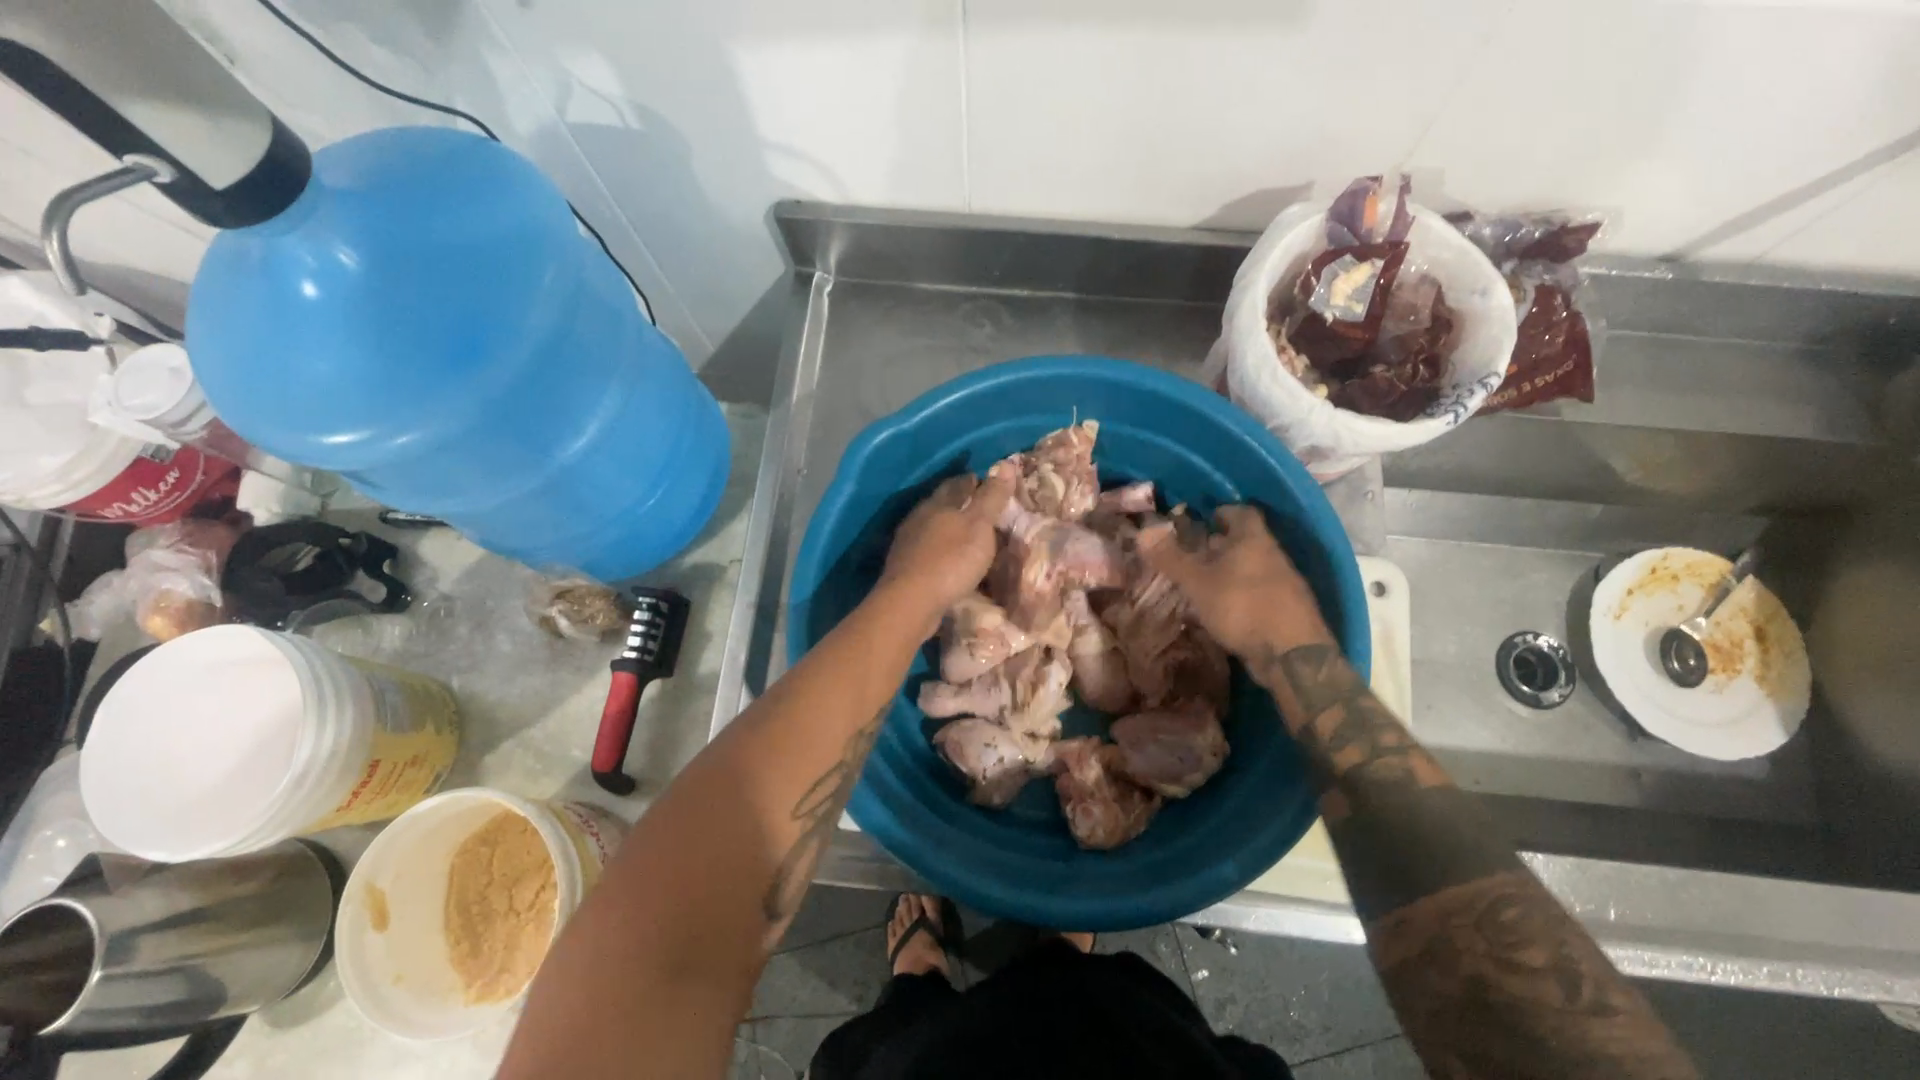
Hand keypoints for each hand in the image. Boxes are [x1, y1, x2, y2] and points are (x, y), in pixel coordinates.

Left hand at [878, 467, 1014, 620]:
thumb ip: (992, 497)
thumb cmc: (951, 560)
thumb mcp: (979, 525)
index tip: (984, 480)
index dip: (972, 481)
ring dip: (946, 527)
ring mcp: (907, 543)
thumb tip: (1007, 464)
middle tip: (977, 505)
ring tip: (964, 533)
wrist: (911, 601)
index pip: (957, 484)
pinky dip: (939, 549)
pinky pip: (925, 550)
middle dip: (958, 502)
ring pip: (930, 527)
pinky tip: (946, 558)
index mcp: (937, 504)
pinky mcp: (904, 567)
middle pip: (940, 503)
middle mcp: (919, 518)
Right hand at [1137, 504, 1335, 658]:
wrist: (1291, 654)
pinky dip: (1240, 595)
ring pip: (1252, 568)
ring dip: (1230, 572)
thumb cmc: (1242, 606)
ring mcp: (1283, 585)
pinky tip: (1223, 609)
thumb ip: (1171, 558)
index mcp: (1254, 540)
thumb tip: (1143, 531)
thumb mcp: (1198, 582)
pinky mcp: (1285, 611)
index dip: (1222, 512)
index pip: (1242, 512)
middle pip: (1246, 541)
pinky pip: (1258, 593)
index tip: (1203, 520)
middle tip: (1194, 553)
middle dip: (1221, 544)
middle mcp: (1272, 556)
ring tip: (1202, 583)